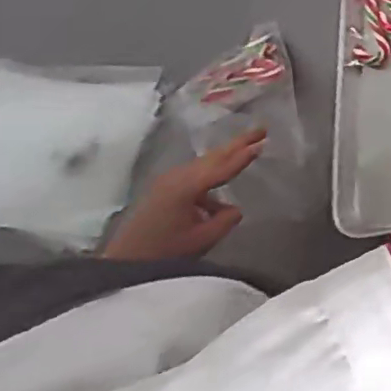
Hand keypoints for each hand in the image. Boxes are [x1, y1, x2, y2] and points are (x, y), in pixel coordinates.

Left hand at [102, 129, 265, 261]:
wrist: (127, 260)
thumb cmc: (166, 250)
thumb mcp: (204, 238)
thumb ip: (226, 219)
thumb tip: (233, 208)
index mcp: (186, 187)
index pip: (222, 168)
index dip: (244, 156)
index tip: (263, 142)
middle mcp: (177, 178)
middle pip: (213, 157)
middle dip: (237, 143)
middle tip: (260, 129)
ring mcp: (169, 181)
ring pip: (204, 163)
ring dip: (226, 153)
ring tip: (249, 145)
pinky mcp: (166, 189)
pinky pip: (196, 175)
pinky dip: (214, 170)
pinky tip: (224, 182)